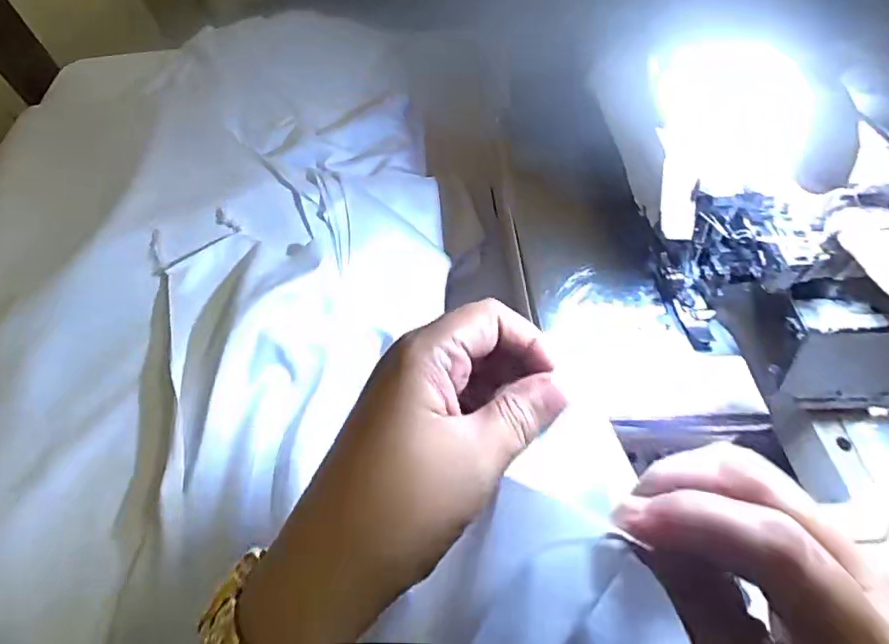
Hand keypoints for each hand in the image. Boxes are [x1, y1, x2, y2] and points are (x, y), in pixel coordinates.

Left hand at [237, 299, 567, 643]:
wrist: (327, 570)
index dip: (530, 341)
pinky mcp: (397, 417)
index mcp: (425, 352)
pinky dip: (480, 407)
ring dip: (502, 388)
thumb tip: (561, 385)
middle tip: (550, 407)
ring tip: (530, 426)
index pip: (490, 318)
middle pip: (477, 338)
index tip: (559, 383)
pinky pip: (449, 393)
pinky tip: (497, 437)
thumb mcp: (477, 456)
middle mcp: (410, 358)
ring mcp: (400, 388)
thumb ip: (524, 412)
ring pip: (465, 367)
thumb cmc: (406, 504)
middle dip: (519, 364)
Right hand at [614, 443, 888, 643]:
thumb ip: (702, 616)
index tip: (630, 522)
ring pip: (763, 479)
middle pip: (767, 487)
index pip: (778, 544)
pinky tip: (681, 518)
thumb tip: (644, 544)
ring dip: (695, 481)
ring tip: (645, 507)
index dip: (698, 520)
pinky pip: (766, 501)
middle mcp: (869, 573)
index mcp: (865, 630)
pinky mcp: (833, 553)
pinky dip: (715, 498)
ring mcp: (854, 555)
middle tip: (627, 506)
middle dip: (685, 480)